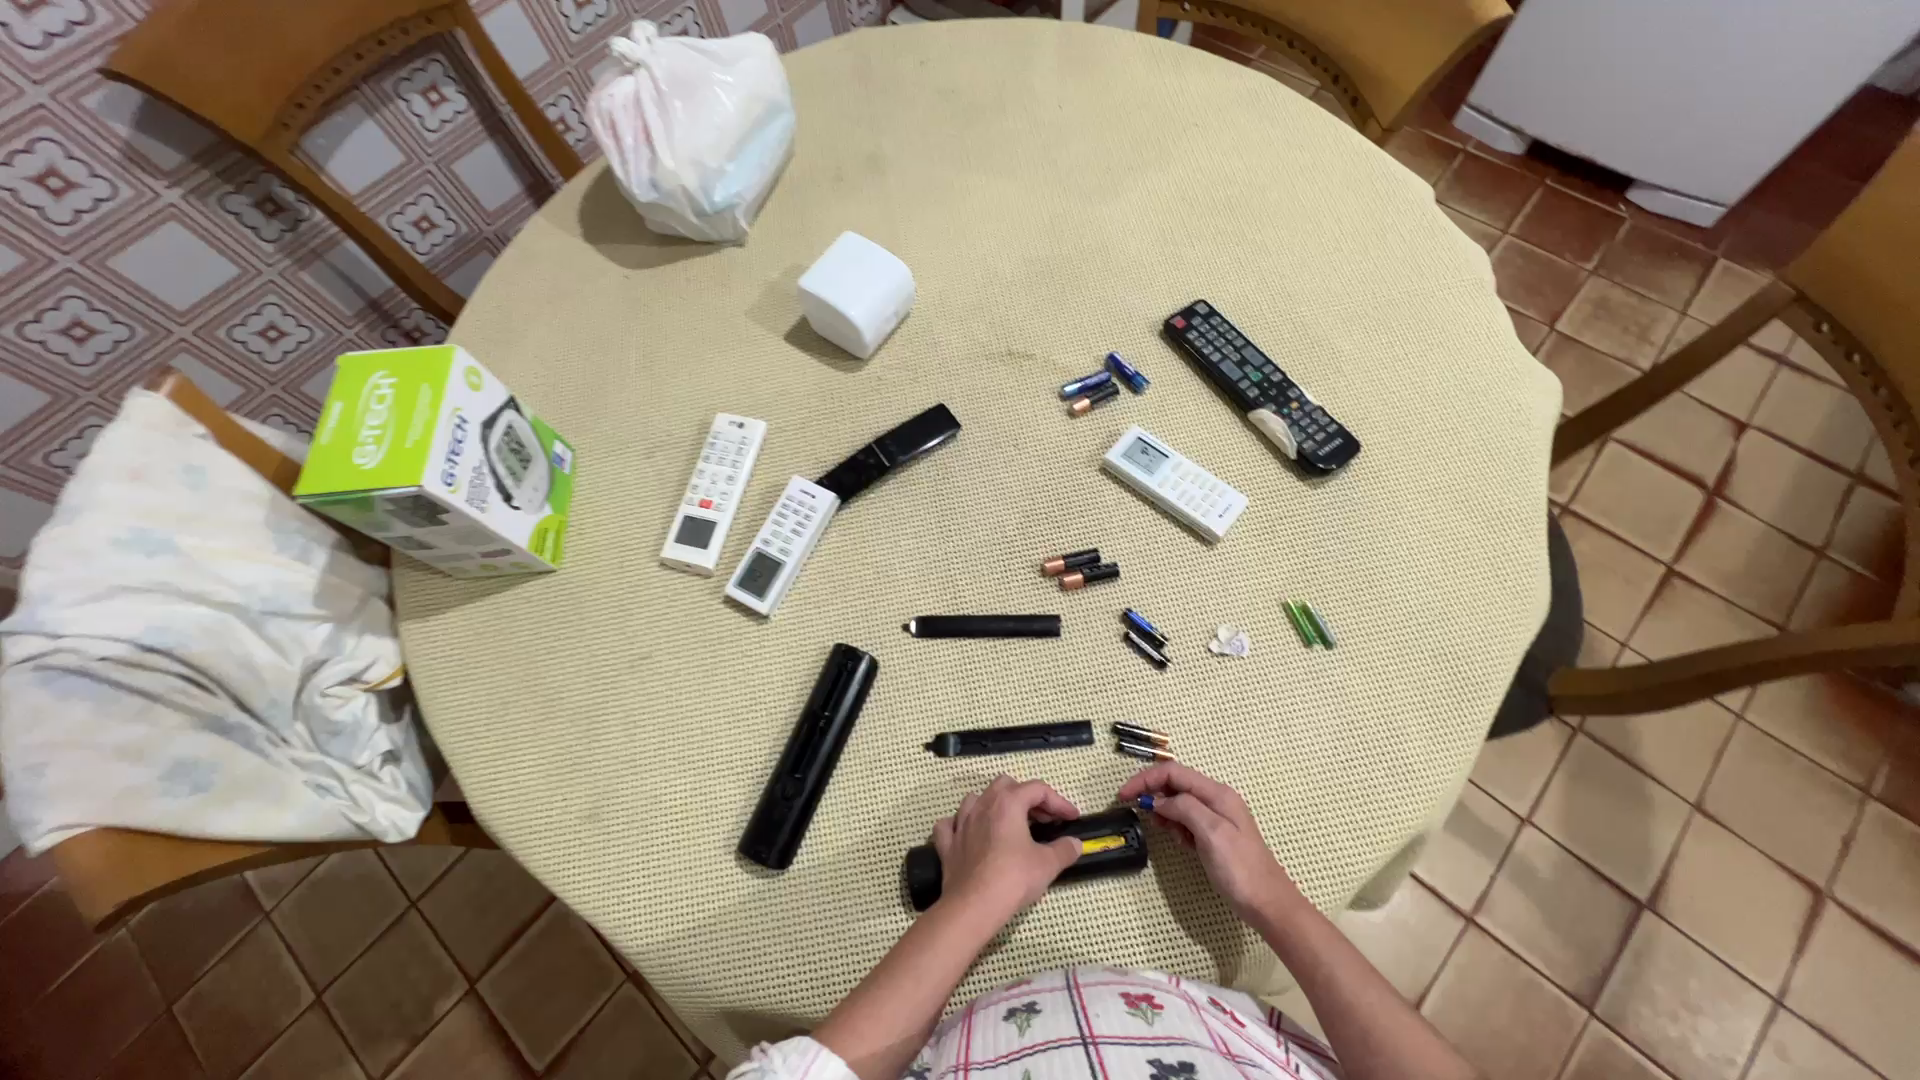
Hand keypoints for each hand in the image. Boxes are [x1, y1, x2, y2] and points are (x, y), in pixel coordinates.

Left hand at [931, 775, 1083, 924]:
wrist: (974, 906)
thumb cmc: (1014, 878)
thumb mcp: (1047, 864)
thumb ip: (1064, 850)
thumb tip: (1076, 844)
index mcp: (1008, 803)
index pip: (1038, 789)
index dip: (1059, 801)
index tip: (1071, 818)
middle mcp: (982, 805)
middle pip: (1006, 785)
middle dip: (1026, 797)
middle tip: (1042, 819)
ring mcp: (961, 823)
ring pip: (975, 799)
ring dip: (993, 805)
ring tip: (1008, 824)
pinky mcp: (947, 843)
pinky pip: (951, 824)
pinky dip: (961, 825)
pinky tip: (970, 835)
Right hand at [1119, 762, 1299, 918]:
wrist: (1268, 904)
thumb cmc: (1240, 869)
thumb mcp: (1211, 833)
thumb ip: (1184, 808)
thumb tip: (1158, 800)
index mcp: (1217, 794)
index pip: (1173, 773)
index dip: (1146, 779)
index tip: (1124, 795)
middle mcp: (1216, 800)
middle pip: (1175, 784)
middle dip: (1152, 793)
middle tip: (1135, 811)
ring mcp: (1216, 818)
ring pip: (1179, 803)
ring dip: (1164, 811)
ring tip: (1161, 830)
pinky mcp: (1213, 835)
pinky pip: (1186, 821)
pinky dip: (1175, 826)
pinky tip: (1179, 841)